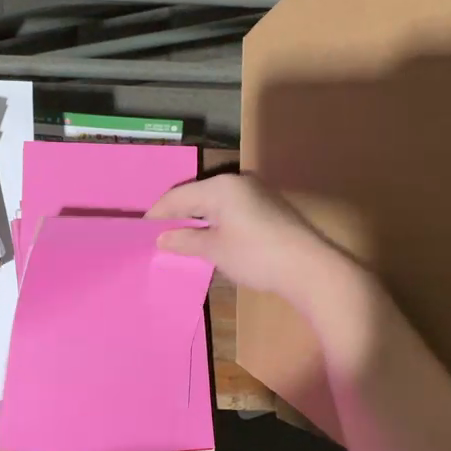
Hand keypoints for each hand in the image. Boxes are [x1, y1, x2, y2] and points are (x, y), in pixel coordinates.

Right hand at [146, 173, 348, 295]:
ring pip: (213, 202)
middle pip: (195, 195)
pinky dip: (213, 221)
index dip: (157, 215)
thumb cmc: (256, 256)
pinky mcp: (266, 206)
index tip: (140, 232)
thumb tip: (162, 238)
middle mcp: (236, 181)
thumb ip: (185, 240)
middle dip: (175, 215)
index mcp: (220, 186)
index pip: (177, 196)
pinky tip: (206, 237)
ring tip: (177, 238)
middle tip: (156, 236)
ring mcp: (255, 192)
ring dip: (195, 219)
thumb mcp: (215, 250)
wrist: (309, 268)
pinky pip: (229, 208)